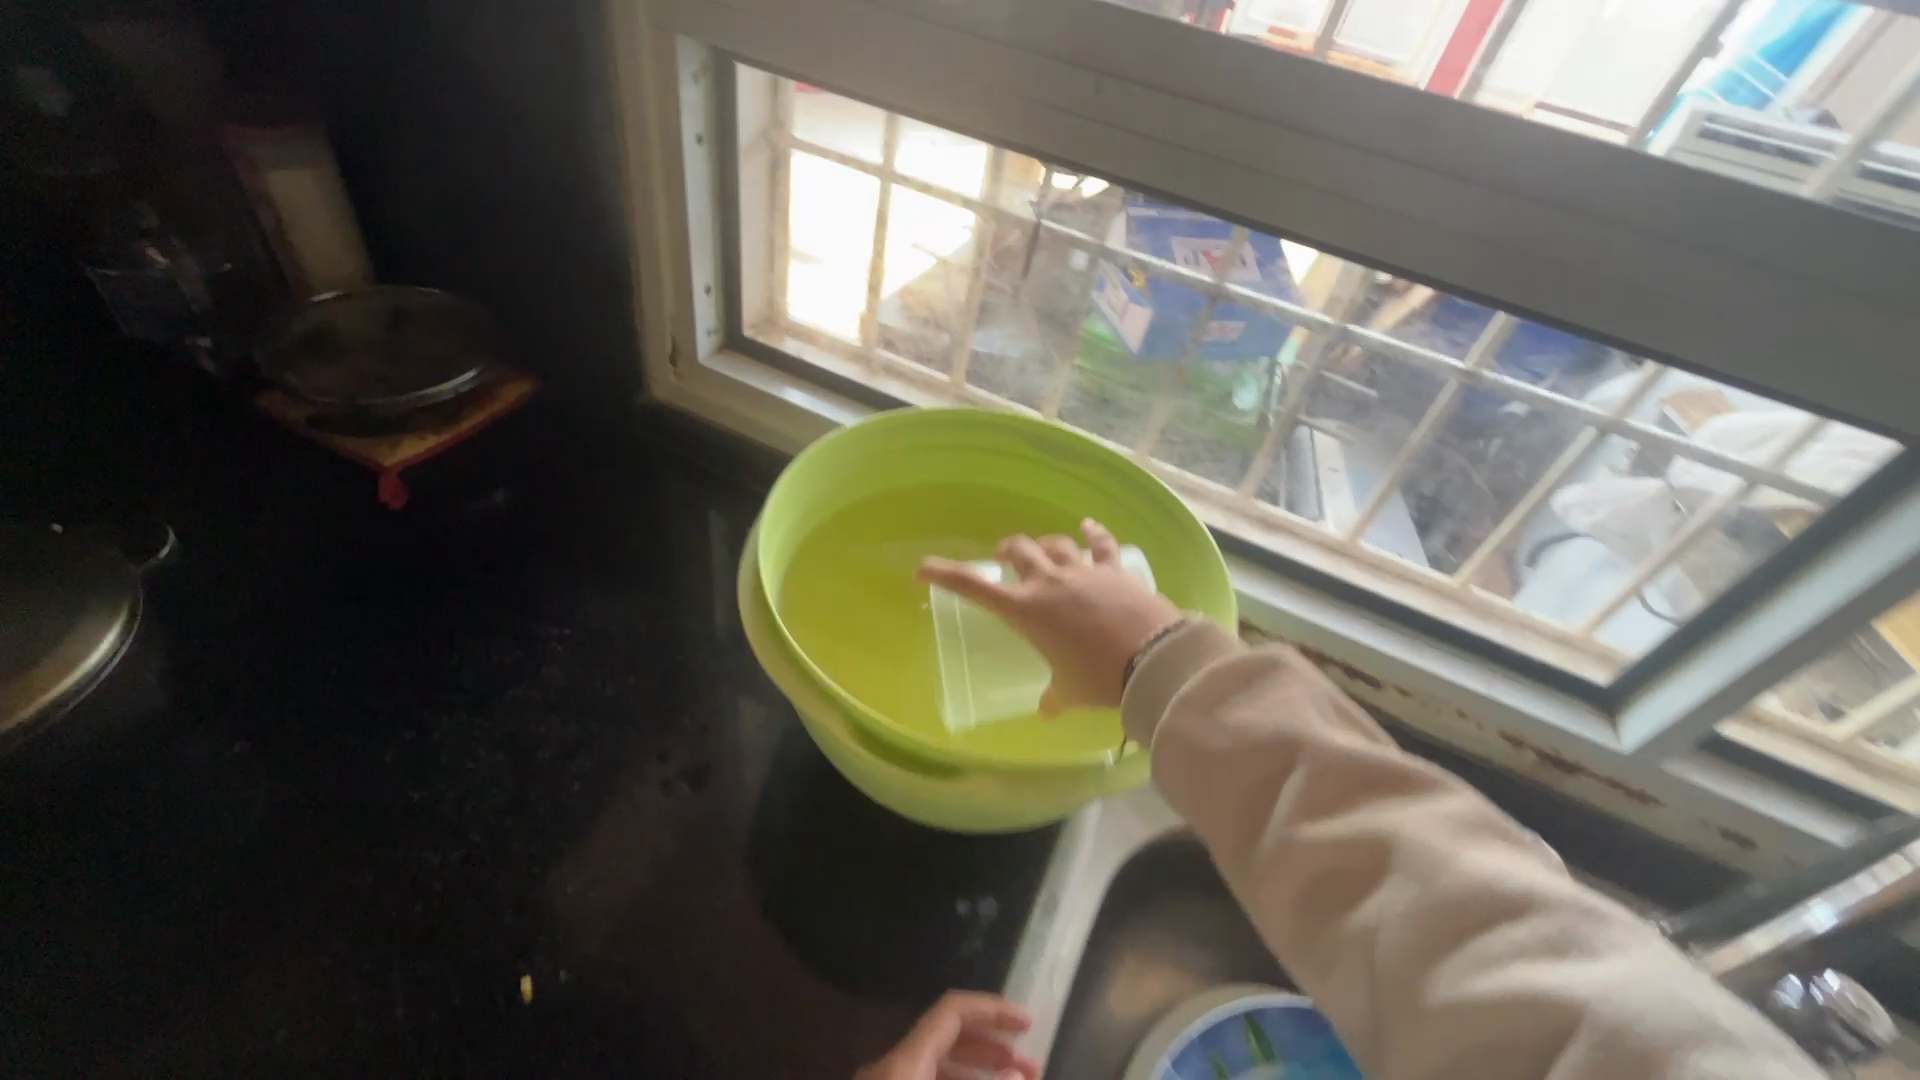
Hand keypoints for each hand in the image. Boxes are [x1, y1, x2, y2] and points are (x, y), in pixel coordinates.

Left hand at [854, 991, 1038, 1079]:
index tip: (1027, 1022)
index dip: (991, 1009)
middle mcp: (891, 1064)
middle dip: (992, 1046)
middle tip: (1031, 1065)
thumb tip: (1015, 1073)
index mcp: (902, 1060)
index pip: (952, 1010)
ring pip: (938, 1065)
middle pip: (948, 1036)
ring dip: (979, 1071)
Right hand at [918, 519, 1181, 716]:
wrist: (1153, 661)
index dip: (944, 574)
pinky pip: (1100, 543)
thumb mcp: (1070, 690)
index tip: (923, 569)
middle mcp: (1049, 582)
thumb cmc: (1099, 677)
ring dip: (1045, 545)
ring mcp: (1083, 571)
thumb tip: (1046, 710)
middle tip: (1005, 559)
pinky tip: (1088, 525)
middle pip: (1019, 550)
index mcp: (1026, 610)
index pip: (974, 586)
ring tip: (1044, 550)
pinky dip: (1093, 533)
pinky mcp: (1114, 570)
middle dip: (1008, 551)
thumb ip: (1054, 696)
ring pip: (1055, 543)